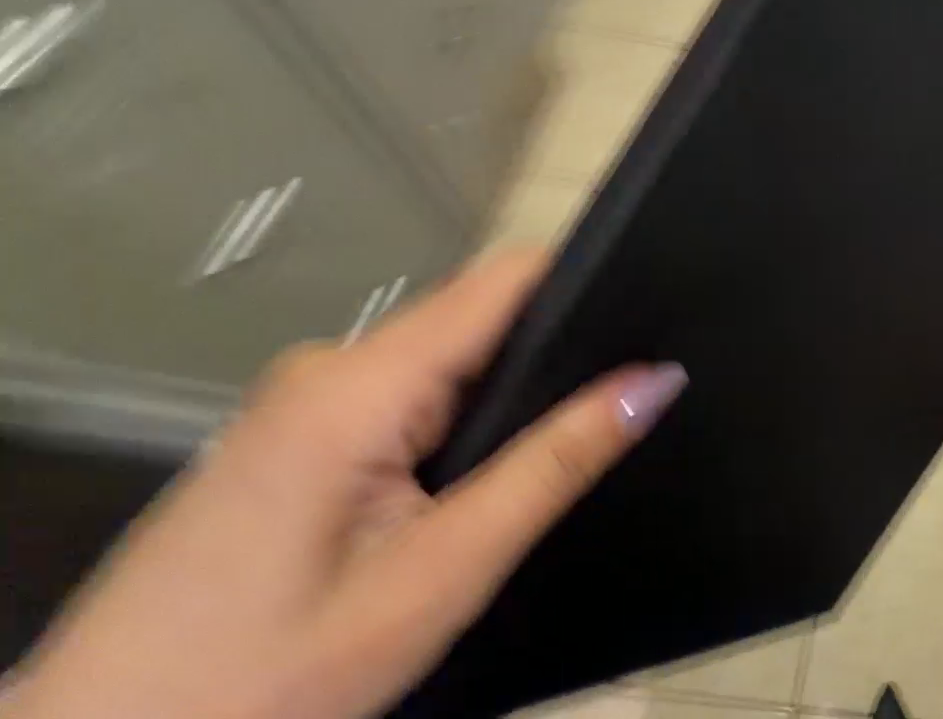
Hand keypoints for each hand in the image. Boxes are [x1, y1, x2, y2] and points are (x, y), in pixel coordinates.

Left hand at [5, 251, 686, 718]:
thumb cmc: (274, 675)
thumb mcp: (445, 569)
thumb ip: (557, 462)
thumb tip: (655, 380)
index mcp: (357, 384)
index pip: (502, 279)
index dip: (582, 280)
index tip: (648, 314)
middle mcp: (323, 368)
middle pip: (476, 316)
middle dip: (550, 352)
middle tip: (612, 411)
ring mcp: (299, 400)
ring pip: (444, 359)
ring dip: (503, 391)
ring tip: (547, 452)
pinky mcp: (292, 434)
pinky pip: (406, 393)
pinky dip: (457, 417)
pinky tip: (468, 478)